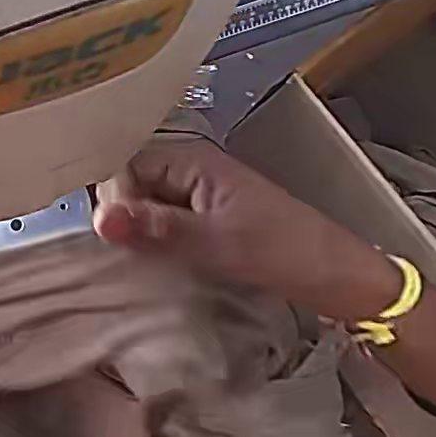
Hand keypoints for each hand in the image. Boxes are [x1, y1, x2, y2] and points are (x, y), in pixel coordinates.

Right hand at [92, 138, 396, 319]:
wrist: (334, 275)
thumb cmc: (280, 249)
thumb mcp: (215, 241)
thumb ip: (156, 229)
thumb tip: (101, 219)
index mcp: (192, 161)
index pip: (127, 168)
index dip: (116, 200)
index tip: (117, 237)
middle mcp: (190, 171)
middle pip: (133, 187)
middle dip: (125, 218)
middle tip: (130, 255)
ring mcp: (197, 196)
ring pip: (146, 208)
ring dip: (140, 233)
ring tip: (142, 263)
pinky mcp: (203, 220)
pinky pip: (163, 224)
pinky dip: (155, 243)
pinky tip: (157, 265)